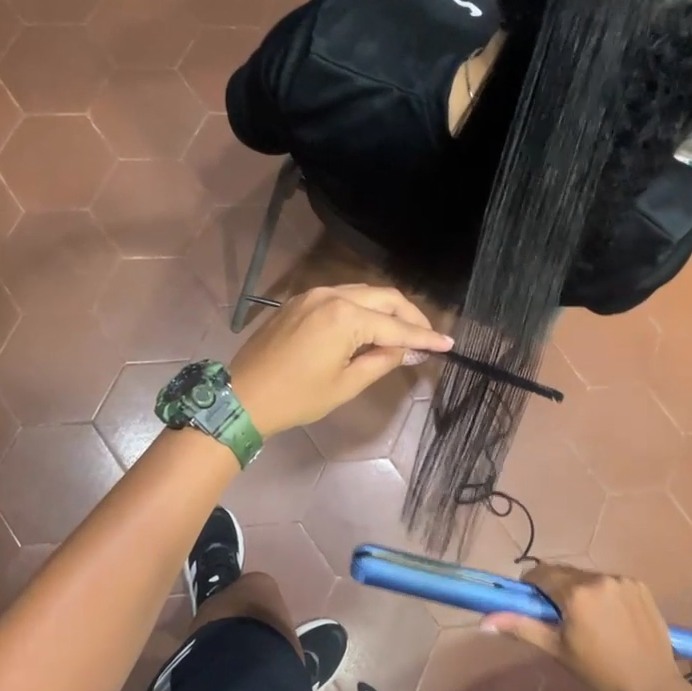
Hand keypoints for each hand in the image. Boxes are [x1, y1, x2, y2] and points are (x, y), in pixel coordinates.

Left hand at [228, 285, 451, 435]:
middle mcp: (331, 295)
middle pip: (384, 298)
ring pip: (364, 293)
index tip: (448, 344)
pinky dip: (363, 308)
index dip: (424, 337)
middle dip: (410, 316)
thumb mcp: (345, 384)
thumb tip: (407, 351)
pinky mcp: (300, 301)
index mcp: (344, 317)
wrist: (243, 395)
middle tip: (428, 337)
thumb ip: (381, 361)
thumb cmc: (296, 397)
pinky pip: (342, 296)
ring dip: (387, 310)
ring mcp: (312, 295)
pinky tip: (372, 327)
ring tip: (404, 333)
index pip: (395, 327)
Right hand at [483, 562, 689, 690]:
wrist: (651, 686)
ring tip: (586, 619)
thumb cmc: (598, 670)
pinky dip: (603, 593)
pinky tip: (609, 618)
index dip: (531, 585)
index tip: (531, 602)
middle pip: (565, 573)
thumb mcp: (556, 649)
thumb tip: (483, 621)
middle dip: (556, 588)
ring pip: (588, 577)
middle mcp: (598, 578)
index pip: (540, 573)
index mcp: (575, 592)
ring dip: (580, 590)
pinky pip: (610, 582)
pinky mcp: (640, 586)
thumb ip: (520, 627)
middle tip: (557, 616)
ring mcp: (622, 580)